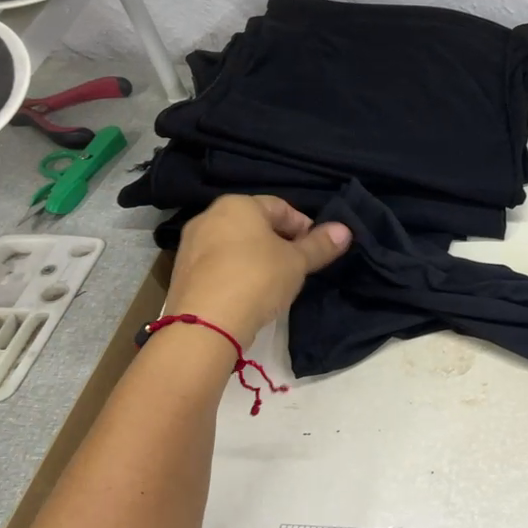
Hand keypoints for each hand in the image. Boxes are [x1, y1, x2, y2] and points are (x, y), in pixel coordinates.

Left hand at [163, 195, 350, 339]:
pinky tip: (250, 292)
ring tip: (276, 281)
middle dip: (280, 241)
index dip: (304, 226)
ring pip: (235, 244)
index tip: (316, 249)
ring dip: (258, 257)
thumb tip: (345, 230)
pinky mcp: (182, 271)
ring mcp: (191, 244)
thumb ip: (320, 245)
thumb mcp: (297, 262)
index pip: (281, 206)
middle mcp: (209, 216)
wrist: (207, 322)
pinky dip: (237, 271)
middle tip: (298, 265)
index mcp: (238, 204)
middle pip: (255, 224)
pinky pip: (219, 263)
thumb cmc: (258, 278)